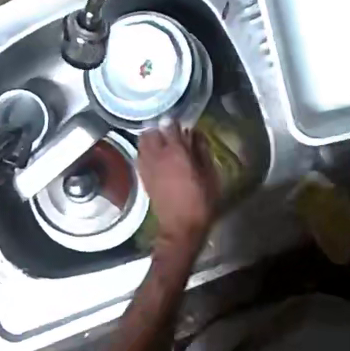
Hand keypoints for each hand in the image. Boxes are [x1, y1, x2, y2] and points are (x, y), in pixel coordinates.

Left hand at [138, 123, 217, 250]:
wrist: (181, 228)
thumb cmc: (201, 202)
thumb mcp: (210, 175)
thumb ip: (202, 151)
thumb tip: (196, 133)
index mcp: (176, 152)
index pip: (169, 126)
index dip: (175, 122)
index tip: (182, 123)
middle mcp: (157, 156)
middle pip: (150, 131)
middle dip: (159, 129)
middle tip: (170, 132)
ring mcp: (147, 166)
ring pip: (142, 142)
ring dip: (150, 139)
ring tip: (161, 143)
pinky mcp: (143, 177)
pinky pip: (140, 156)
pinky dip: (145, 151)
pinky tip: (155, 157)